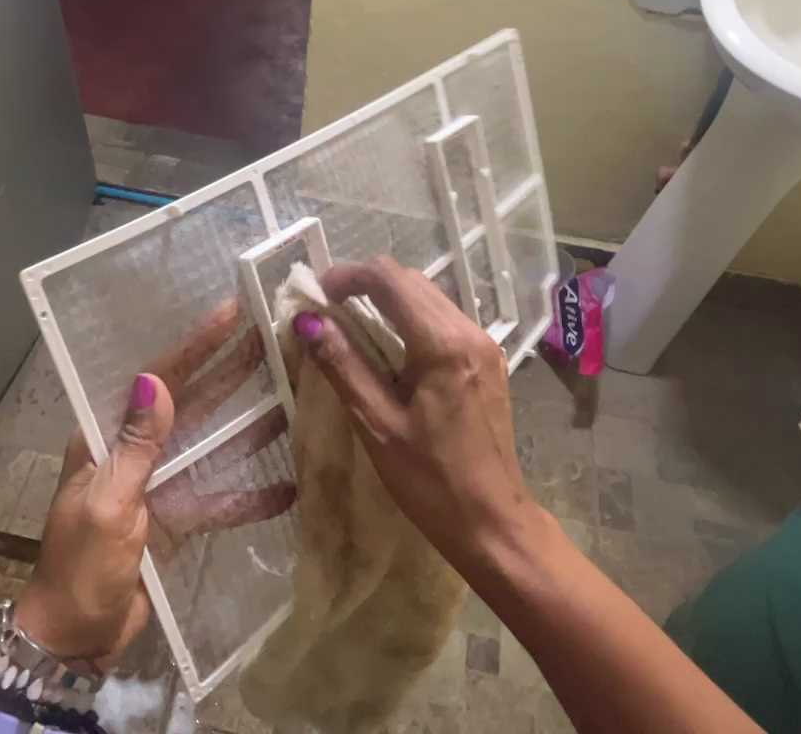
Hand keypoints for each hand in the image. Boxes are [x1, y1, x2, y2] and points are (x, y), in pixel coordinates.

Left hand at [15, 303, 296, 669]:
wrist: (74, 639)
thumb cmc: (82, 567)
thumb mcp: (108, 503)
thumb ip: (135, 445)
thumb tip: (152, 380)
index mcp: (107, 439)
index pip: (156, 381)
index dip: (194, 347)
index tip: (229, 314)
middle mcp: (135, 452)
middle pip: (190, 404)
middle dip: (229, 372)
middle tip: (270, 340)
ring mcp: (160, 484)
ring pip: (211, 445)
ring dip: (248, 426)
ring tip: (290, 397)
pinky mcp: (177, 517)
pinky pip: (219, 498)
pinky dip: (249, 496)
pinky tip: (288, 487)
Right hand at [295, 257, 542, 569]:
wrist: (493, 524)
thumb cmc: (431, 482)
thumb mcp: (377, 425)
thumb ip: (343, 365)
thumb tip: (307, 320)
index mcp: (443, 345)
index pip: (390, 280)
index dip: (347, 276)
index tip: (316, 295)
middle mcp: (469, 332)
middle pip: (410, 280)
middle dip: (364, 284)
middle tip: (325, 308)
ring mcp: (483, 344)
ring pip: (427, 296)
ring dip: (386, 298)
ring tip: (348, 324)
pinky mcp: (487, 360)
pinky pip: (441, 319)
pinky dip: (408, 317)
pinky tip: (386, 346)